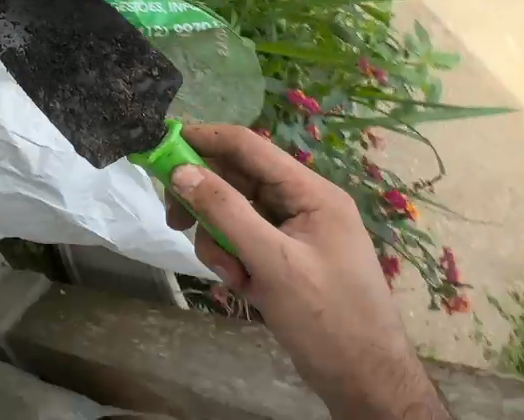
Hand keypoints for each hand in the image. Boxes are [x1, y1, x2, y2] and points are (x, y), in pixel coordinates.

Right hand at [167, 125, 447, 419]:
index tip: (157, 147)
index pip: (245, 144)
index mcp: (311, 194)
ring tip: (226, 271)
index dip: (200, 139)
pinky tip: (240, 283)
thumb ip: (224, 211)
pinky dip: (228, 254)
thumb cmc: (328, 319)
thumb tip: (179, 170)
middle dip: (201, 197)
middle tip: (174, 219)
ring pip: (229, 207)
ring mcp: (292, 229)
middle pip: (232, 176)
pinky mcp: (282, 253)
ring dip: (215, 235)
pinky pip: (238, 235)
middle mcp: (301, 203)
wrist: (366, 384)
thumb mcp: (272, 262)